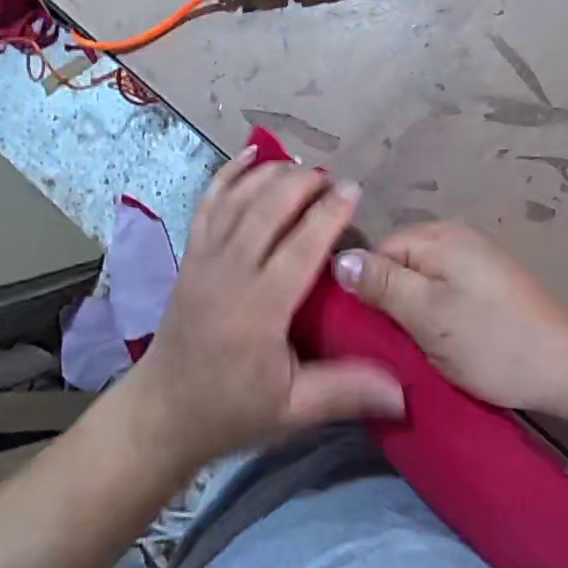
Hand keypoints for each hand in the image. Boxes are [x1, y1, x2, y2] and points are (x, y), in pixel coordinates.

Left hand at [126, 152, 404, 469]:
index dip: (329, 212)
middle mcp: (228, 273)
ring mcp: (204, 258)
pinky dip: (229, 174)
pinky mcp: (190, 253)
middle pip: (267, 208)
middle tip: (334, 179)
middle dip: (303, 183)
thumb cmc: (232, 409)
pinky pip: (209, 202)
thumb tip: (405, 393)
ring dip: (273, 174)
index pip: (299, 246)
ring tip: (305, 168)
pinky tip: (252, 155)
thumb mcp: (293, 410)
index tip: (354, 189)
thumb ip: (347, 391)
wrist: (162, 412)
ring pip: (239, 198)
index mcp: (259, 310)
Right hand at [332, 222, 567, 414]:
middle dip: (389, 298)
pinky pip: (445, 287)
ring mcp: (477, 257)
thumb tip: (338, 258)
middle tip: (387, 340)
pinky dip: (436, 310)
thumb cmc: (491, 341)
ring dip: (412, 308)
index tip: (362, 328)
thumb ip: (382, 284)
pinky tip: (439, 337)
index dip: (364, 287)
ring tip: (412, 343)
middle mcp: (457, 235)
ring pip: (421, 277)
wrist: (565, 367)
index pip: (378, 250)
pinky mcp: (490, 281)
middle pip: (399, 261)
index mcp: (440, 235)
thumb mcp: (427, 315)